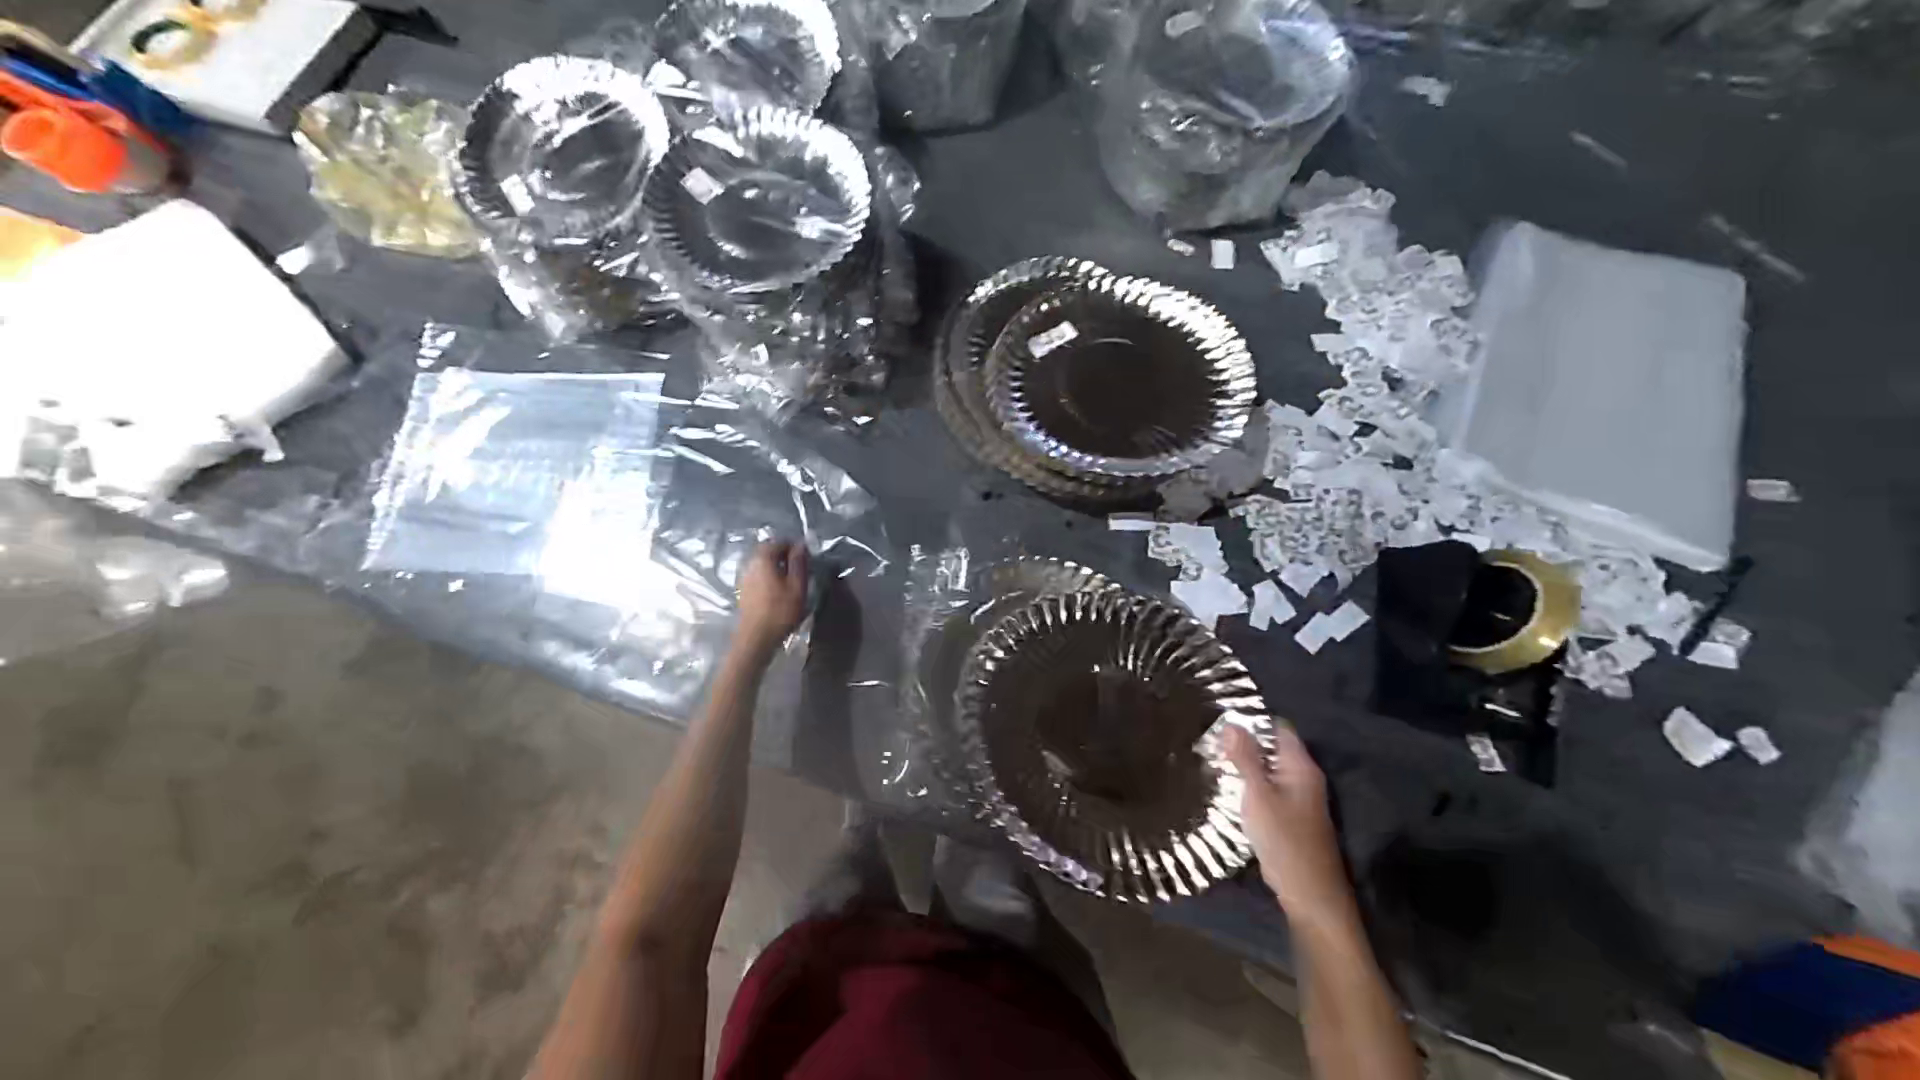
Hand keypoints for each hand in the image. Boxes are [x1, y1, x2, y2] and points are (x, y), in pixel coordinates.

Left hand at [735, 540, 809, 657]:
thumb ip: (799, 562)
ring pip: (762, 564)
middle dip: (784, 555)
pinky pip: (758, 575)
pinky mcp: (743, 590)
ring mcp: (744, 577)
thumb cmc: (780, 611)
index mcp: (763, 559)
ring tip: (791, 579)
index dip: (794, 546)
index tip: (807, 557)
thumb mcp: (797, 585)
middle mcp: (750, 564)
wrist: (756, 638)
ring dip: (776, 566)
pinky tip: (778, 589)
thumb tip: (801, 544)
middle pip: (768, 551)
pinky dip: (769, 577)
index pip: (779, 542)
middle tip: (800, 567)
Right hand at [1225, 725, 1357, 931]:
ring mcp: (1299, 797)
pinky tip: (1229, 788)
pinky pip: (1268, 788)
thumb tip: (1231, 722)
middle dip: (1243, 743)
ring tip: (1212, 761)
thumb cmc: (1284, 839)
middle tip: (1209, 742)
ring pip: (1268, 769)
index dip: (1252, 722)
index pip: (1278, 728)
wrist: (1309, 894)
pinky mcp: (1291, 816)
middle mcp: (1303, 777)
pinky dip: (1250, 785)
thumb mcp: (1258, 795)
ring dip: (1245, 765)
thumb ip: (1245, 758)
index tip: (1220, 721)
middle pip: (1272, 748)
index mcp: (1301, 766)